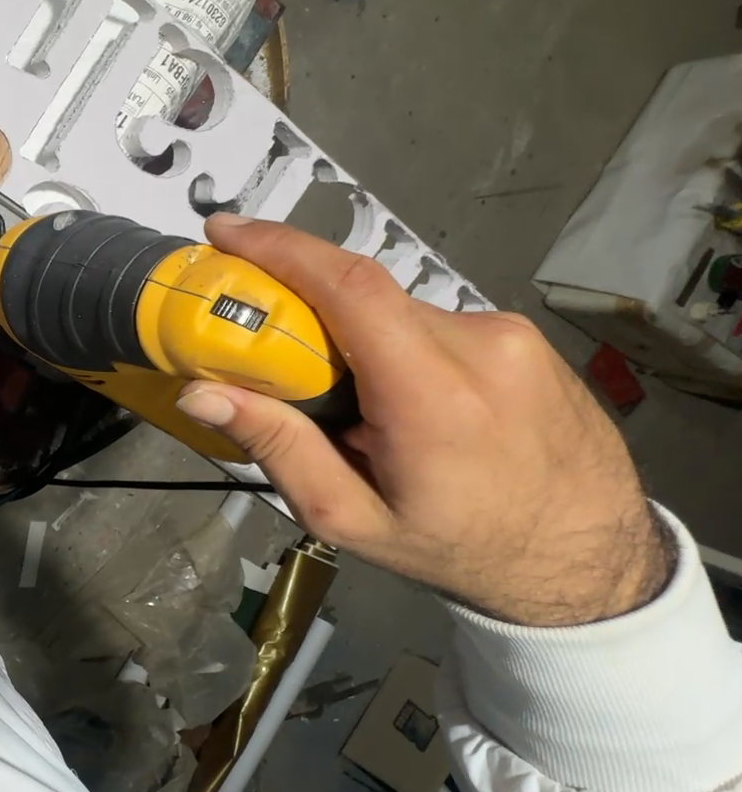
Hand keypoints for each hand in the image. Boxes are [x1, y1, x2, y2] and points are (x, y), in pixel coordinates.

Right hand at [174, 215, 671, 626]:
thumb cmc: (457, 545)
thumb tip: (199, 394)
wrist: (591, 562)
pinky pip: (426, 322)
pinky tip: (388, 398)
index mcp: (434, 393)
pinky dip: (385, 343)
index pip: (351, 288)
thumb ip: (276, 447)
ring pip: (391, 311)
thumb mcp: (347, 514)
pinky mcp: (522, 338)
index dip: (281, 248)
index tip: (224, 230)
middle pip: (360, 297)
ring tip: (341, 400)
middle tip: (258, 347)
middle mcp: (481, 344)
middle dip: (298, 309)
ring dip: (346, 336)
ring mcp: (511, 336)